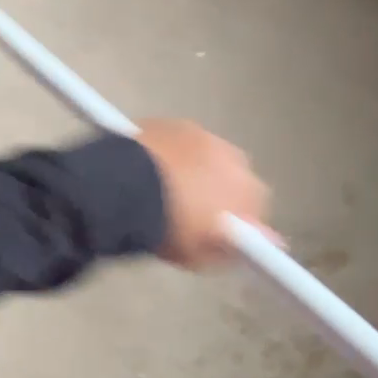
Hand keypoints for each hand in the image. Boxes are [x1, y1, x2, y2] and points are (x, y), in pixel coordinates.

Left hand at [134, 119, 271, 268]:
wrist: (121, 189)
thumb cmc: (164, 226)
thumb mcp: (198, 255)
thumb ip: (227, 248)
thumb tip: (244, 243)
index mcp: (249, 193)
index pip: (255, 208)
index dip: (236, 218)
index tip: (219, 228)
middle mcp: (236, 159)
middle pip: (235, 176)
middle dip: (218, 188)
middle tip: (189, 206)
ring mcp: (206, 136)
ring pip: (210, 154)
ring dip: (197, 165)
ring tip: (168, 183)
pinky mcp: (176, 123)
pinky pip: (183, 140)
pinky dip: (174, 150)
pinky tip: (153, 165)